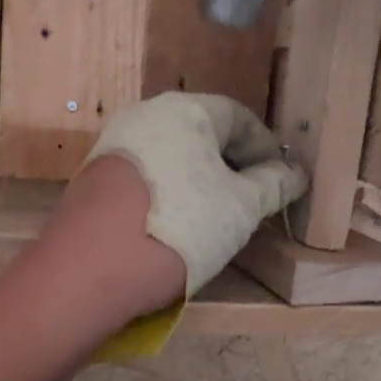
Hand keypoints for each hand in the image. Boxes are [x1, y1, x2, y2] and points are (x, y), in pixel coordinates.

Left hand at [33, 94, 306, 319]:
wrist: (86, 269)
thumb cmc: (179, 228)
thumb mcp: (240, 209)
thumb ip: (273, 184)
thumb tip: (294, 171)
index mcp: (185, 110)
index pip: (239, 117)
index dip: (266, 148)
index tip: (280, 181)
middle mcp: (145, 116)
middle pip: (202, 135)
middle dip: (232, 166)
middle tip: (252, 203)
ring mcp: (115, 146)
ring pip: (173, 157)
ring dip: (200, 182)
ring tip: (216, 220)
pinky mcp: (95, 178)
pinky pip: (147, 177)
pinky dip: (170, 194)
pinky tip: (175, 227)